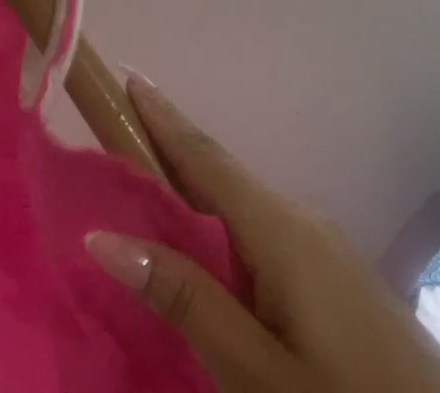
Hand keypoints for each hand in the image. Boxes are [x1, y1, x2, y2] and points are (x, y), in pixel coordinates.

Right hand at [84, 77, 439, 392]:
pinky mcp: (338, 278)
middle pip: (218, 176)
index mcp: (281, 231)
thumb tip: (101, 234)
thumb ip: (182, 297)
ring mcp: (326, 249)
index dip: (161, 116)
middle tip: (111, 136)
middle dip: (165, 150)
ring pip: (240, 207)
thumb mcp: (254, 368)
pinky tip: (202, 249)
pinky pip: (261, 233)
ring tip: (141, 191)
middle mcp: (303, 222)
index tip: (125, 75)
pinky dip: (218, 225)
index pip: (204, 158)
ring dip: (190, 191)